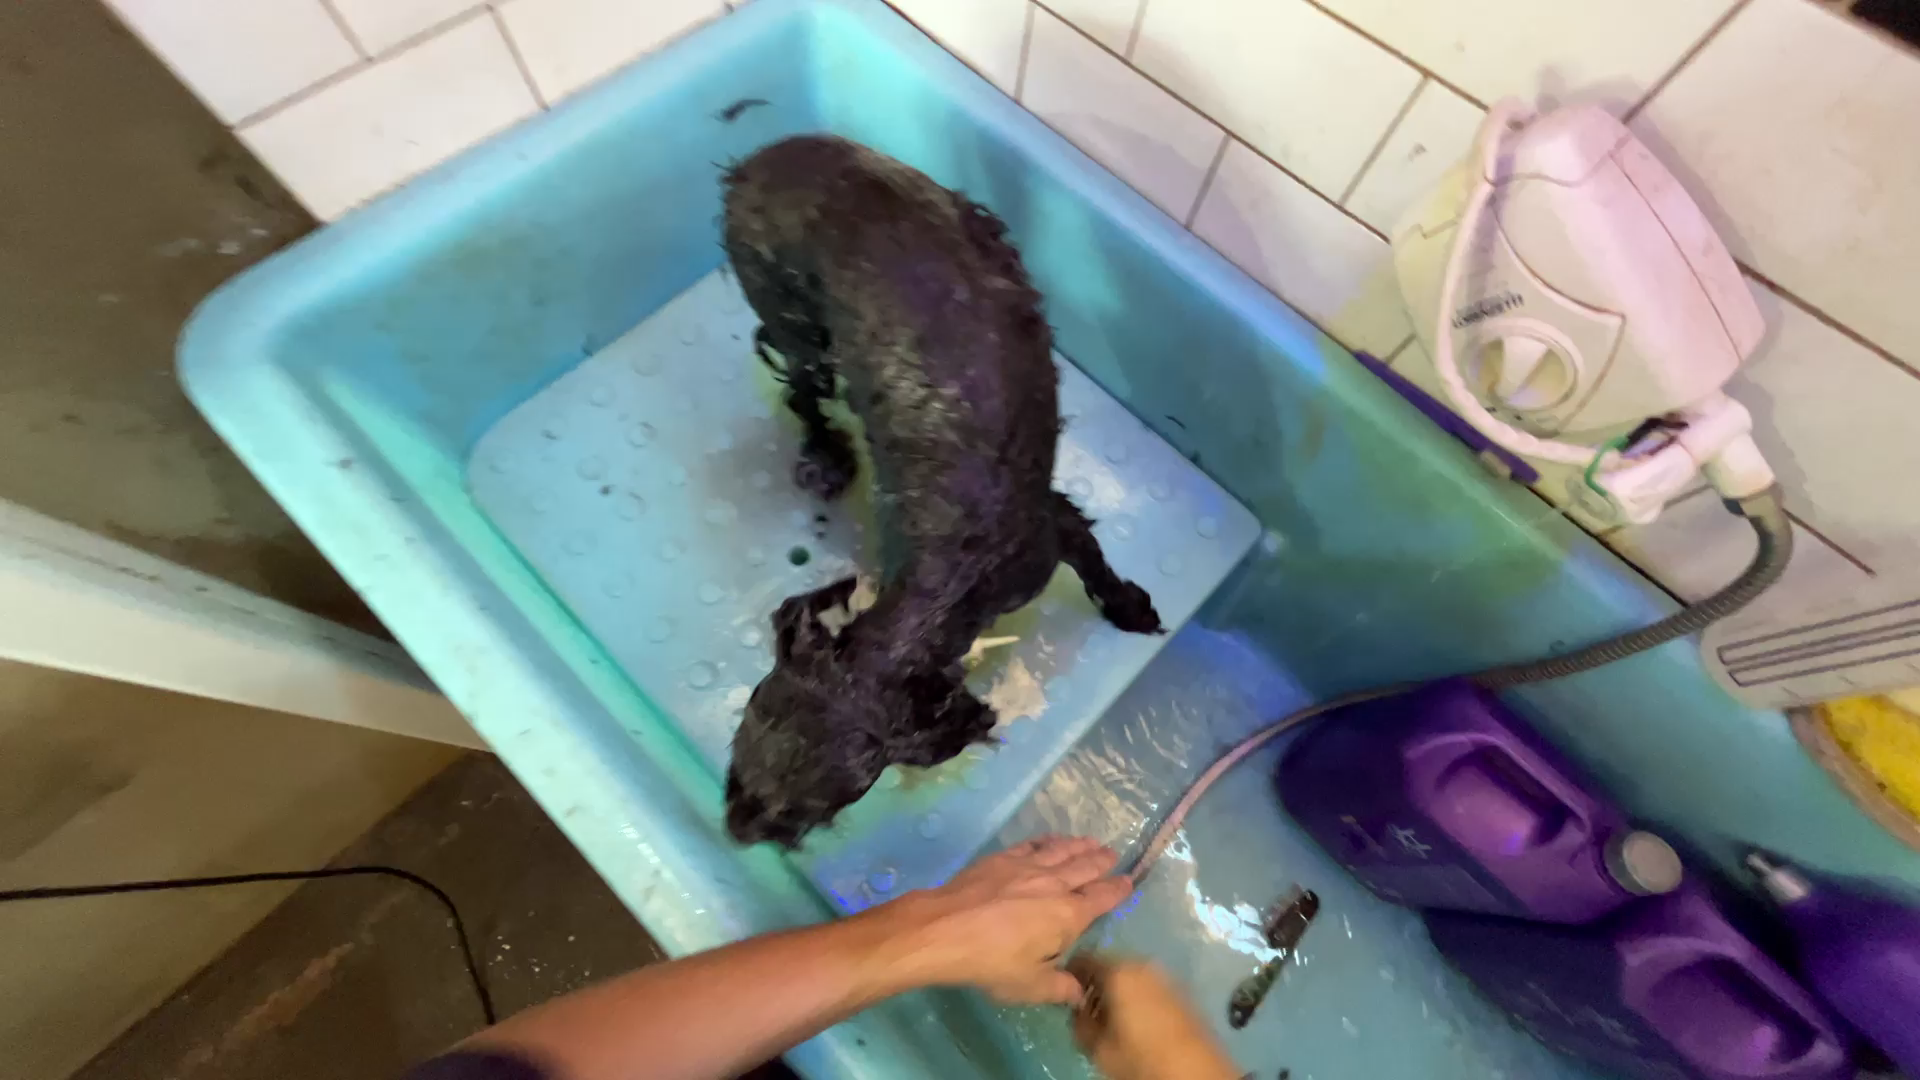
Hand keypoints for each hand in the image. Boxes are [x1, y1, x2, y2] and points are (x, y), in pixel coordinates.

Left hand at [874, 835, 1131, 1004]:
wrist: (948, 928)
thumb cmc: (993, 962)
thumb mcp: (1031, 986)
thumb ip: (1061, 987)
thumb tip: (1082, 992)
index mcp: (1067, 915)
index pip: (1101, 899)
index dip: (1118, 890)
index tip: (1129, 881)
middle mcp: (1053, 883)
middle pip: (1084, 867)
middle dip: (1101, 860)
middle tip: (1113, 853)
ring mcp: (1027, 866)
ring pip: (1060, 850)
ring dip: (1078, 845)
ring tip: (1090, 841)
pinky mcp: (1003, 857)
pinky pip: (1032, 844)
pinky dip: (1046, 841)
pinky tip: (1049, 841)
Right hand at [1068, 957, 1240, 1079]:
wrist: (1200, 1076)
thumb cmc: (1143, 1061)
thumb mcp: (1101, 1050)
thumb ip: (1080, 1025)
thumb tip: (1076, 1012)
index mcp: (1118, 969)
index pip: (1083, 959)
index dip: (1070, 975)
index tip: (1065, 992)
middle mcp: (1142, 963)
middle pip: (1109, 964)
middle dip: (1096, 983)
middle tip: (1088, 1008)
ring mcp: (1165, 975)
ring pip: (1131, 974)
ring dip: (1119, 989)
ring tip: (1113, 1018)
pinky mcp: (1181, 991)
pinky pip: (1150, 986)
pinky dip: (1139, 996)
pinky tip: (1138, 1021)